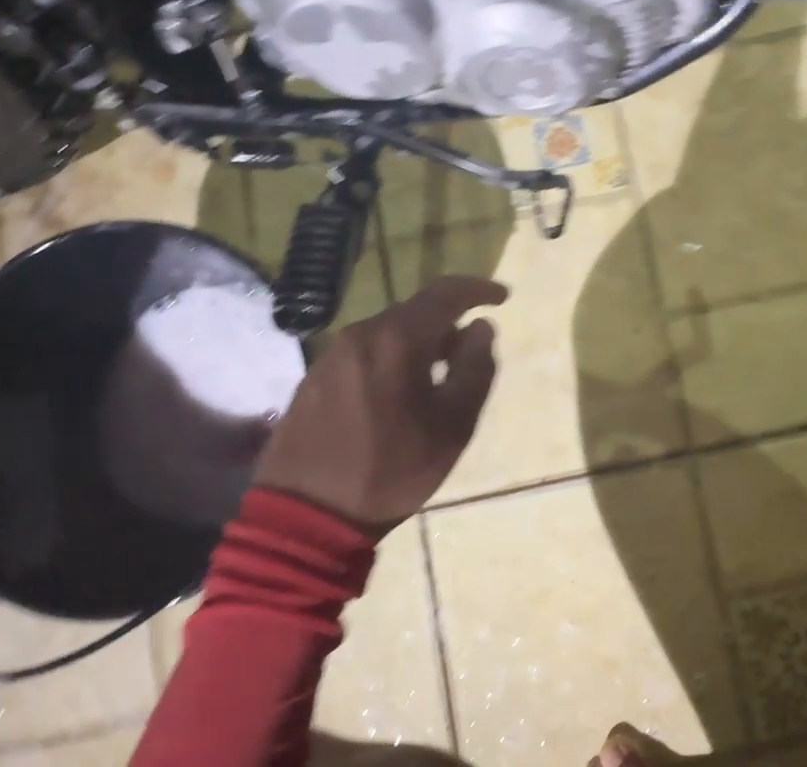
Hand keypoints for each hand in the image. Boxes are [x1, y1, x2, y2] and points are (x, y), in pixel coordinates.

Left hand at [254, 275, 508, 530]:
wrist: (304, 516)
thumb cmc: (391, 470)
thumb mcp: (453, 426)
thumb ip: (475, 368)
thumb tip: (481, 328)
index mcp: (396, 339)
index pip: (444, 293)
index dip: (478, 289)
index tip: (502, 298)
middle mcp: (360, 334)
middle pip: (414, 311)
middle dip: (448, 323)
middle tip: (471, 353)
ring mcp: (331, 355)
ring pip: (388, 333)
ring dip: (419, 344)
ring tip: (437, 378)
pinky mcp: (314, 378)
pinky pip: (365, 353)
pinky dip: (392, 359)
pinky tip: (399, 395)